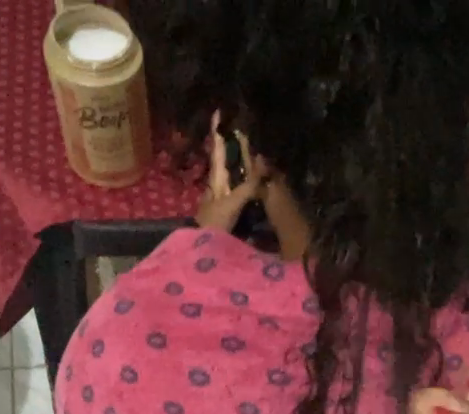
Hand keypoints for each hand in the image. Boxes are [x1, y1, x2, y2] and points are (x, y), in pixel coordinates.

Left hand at [195, 112, 266, 233]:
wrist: (205, 247)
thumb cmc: (215, 223)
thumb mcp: (233, 202)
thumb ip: (249, 184)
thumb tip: (264, 162)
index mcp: (215, 177)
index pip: (217, 148)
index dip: (217, 130)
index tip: (219, 111)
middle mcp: (217, 183)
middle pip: (225, 158)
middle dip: (232, 143)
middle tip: (242, 126)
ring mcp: (221, 196)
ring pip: (231, 173)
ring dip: (240, 161)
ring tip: (252, 147)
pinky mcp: (227, 208)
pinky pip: (238, 188)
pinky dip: (245, 180)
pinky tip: (254, 179)